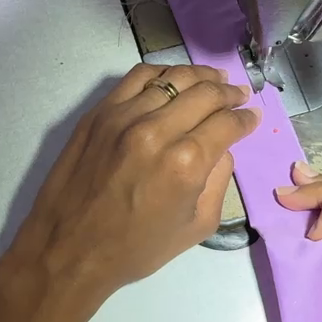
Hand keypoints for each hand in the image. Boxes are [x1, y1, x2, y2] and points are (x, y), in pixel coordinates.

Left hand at [0, 63, 259, 319]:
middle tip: (240, 94)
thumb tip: (223, 148)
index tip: (253, 116)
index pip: (227, 123)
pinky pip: (138, 78)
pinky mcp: (99, 112)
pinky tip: (174, 79)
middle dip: (229, 92)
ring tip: (214, 79)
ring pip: (173, 78)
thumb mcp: (197, 226)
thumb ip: (219, 180)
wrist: (68, 250)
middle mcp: (157, 130)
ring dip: (201, 77)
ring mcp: (124, 116)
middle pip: (205, 93)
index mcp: (186, 163)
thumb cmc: (136, 248)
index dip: (246, 118)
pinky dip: (162, 72)